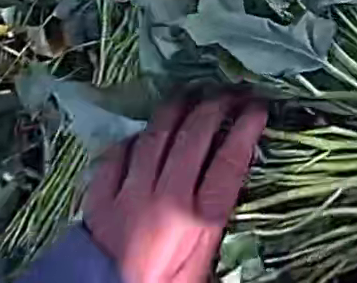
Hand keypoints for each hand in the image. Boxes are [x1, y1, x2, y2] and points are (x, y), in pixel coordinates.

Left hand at [82, 97, 267, 282]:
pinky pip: (117, 154)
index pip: (230, 157)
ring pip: (157, 133)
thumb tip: (233, 171)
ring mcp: (129, 196)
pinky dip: (132, 139)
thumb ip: (215, 217)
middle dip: (217, 104)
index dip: (247, 124)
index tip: (259, 106)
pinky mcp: (98, 202)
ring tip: (192, 94)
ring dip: (178, 108)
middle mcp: (166, 199)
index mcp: (199, 219)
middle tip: (230, 93)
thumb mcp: (204, 262)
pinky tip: (144, 135)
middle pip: (196, 132)